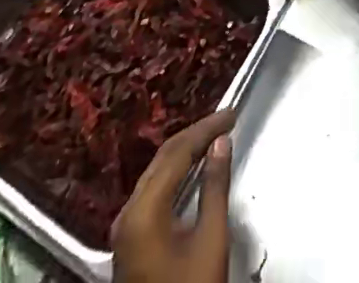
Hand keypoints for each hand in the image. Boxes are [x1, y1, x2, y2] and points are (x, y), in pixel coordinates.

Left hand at [111, 109, 234, 282]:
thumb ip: (215, 190)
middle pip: (163, 159)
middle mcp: (128, 210)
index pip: (177, 152)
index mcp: (144, 208)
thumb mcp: (210, 244)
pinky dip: (175, 174)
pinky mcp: (131, 238)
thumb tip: (221, 145)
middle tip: (226, 121)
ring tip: (214, 137)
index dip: (205, 128)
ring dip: (184, 153)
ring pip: (156, 173)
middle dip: (195, 136)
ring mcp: (126, 225)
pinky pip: (153, 191)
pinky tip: (193, 169)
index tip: (232, 114)